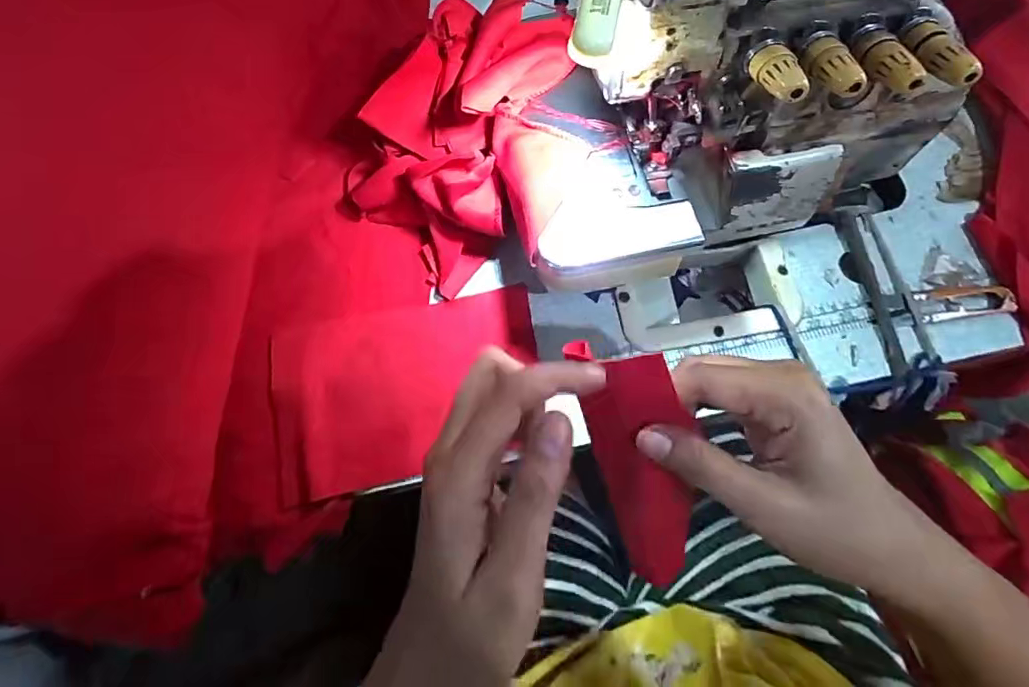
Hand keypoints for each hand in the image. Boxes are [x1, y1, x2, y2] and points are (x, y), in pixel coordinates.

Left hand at [367, 349, 605, 686]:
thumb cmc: (472, 636)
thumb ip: (535, 495)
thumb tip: (561, 416)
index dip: (556, 375)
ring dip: (533, 390)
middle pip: (487, 373)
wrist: (425, 674)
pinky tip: (551, 445)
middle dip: (539, 373)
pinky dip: (524, 414)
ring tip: (578, 415)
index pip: (507, 393)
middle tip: (585, 399)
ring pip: (488, 391)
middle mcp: (447, 453)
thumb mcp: (514, 578)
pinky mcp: (459, 475)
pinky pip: (491, 418)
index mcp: (458, 473)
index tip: (603, 380)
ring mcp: (449, 461)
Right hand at [634, 356, 956, 600]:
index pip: (703, 375)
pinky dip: (702, 411)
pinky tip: (684, 436)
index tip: (630, 431)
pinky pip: (728, 392)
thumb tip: (643, 435)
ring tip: (653, 437)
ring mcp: (783, 382)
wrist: (891, 546)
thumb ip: (701, 466)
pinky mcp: (780, 397)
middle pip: (706, 369)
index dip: (662, 397)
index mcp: (784, 391)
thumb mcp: (762, 505)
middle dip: (668, 398)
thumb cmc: (833, 530)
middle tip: (637, 437)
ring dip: (683, 405)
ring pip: (713, 378)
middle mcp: (782, 372)